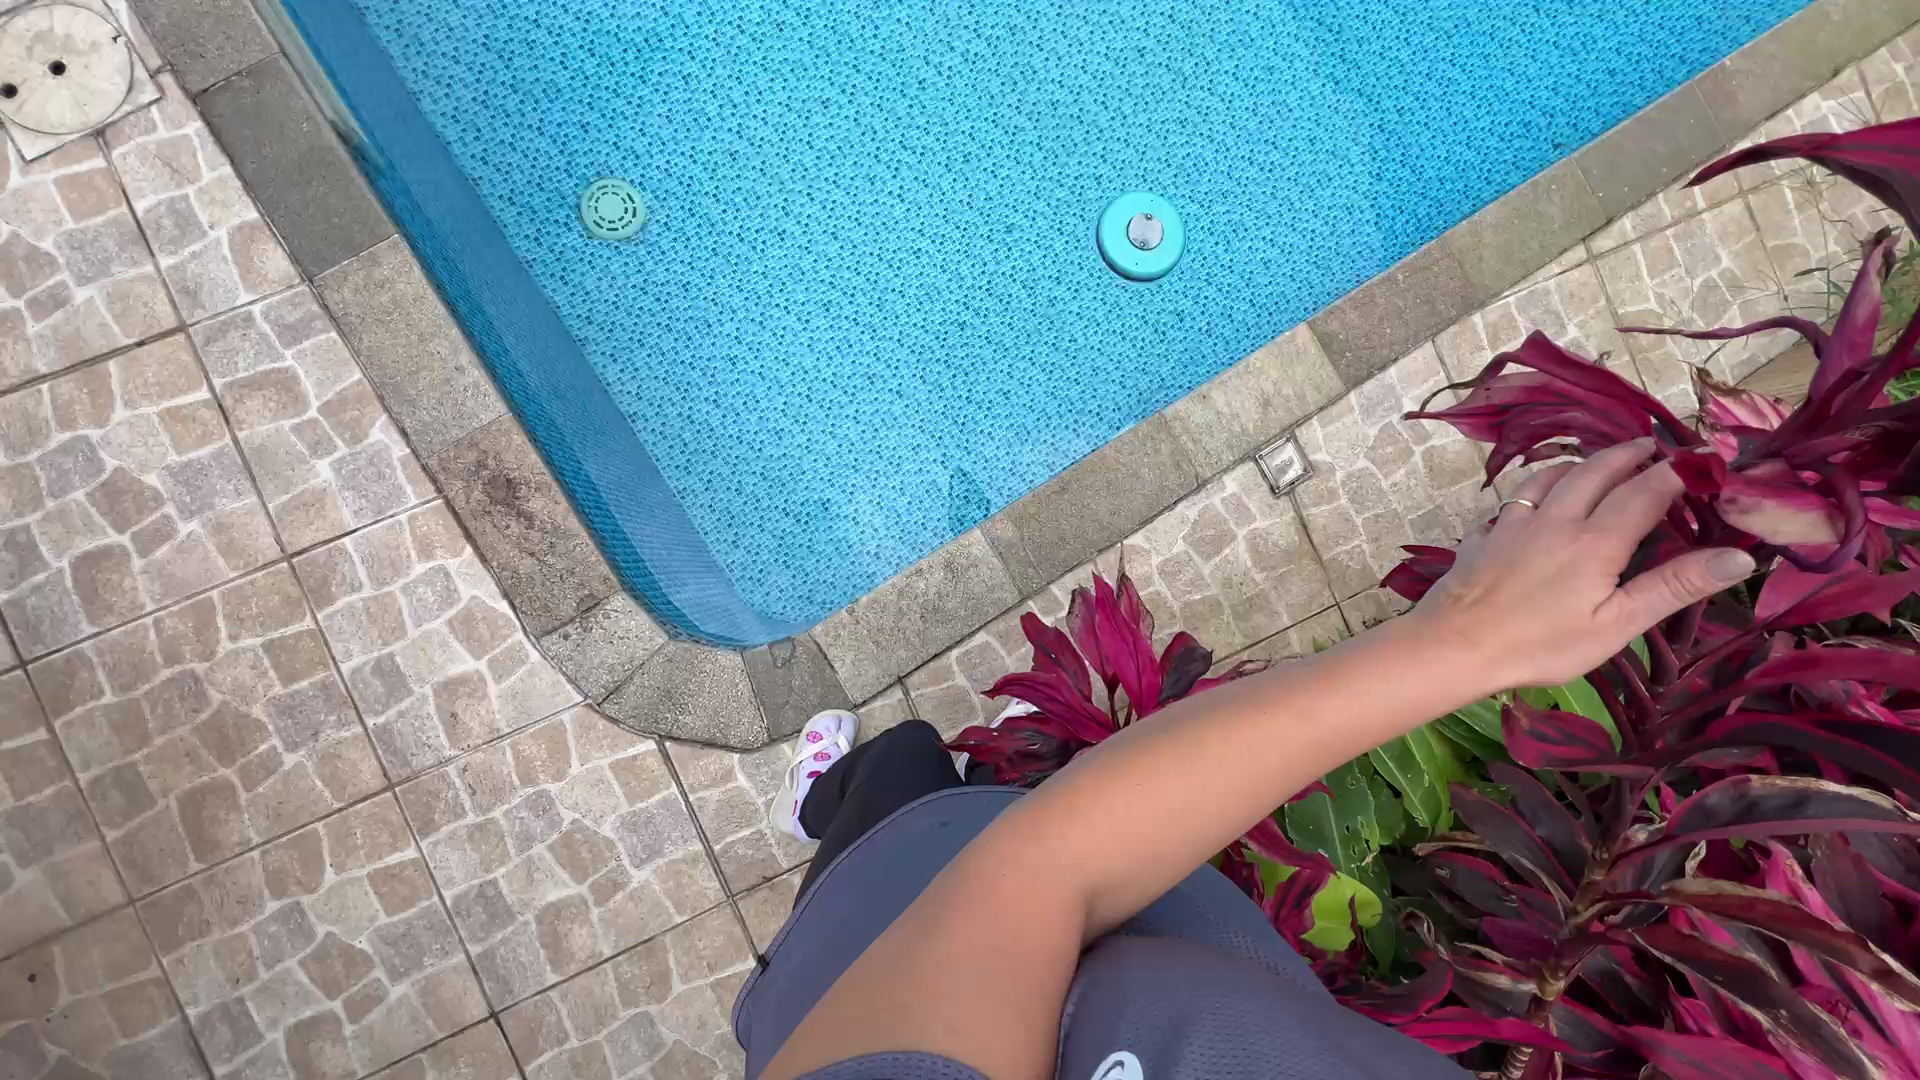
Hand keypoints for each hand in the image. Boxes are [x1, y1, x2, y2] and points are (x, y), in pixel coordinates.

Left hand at [1409, 438, 1754, 691]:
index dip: (1678, 471)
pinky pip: (1506, 505)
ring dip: (1573, 465)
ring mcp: (1508, 527)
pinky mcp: (1478, 540)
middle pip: (1591, 473)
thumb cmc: (1539, 644)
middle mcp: (1550, 522)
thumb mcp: (1616, 624)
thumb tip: (1738, 555)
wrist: (1453, 645)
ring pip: (1543, 481)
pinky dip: (1526, 494)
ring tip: (1590, 462)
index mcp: (1593, 541)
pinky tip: (1526, 504)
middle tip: (1649, 445)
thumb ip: (1672, 586)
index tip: (1705, 456)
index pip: (1645, 492)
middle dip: (1625, 455)